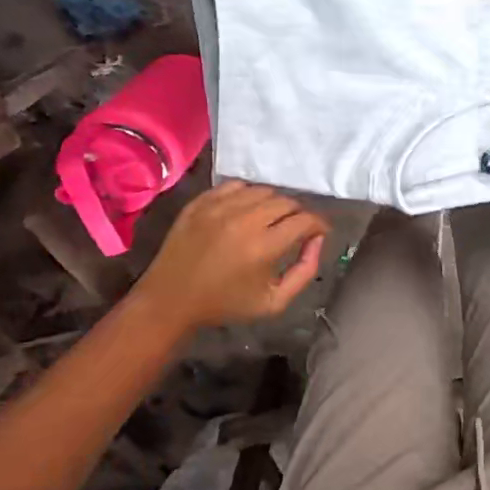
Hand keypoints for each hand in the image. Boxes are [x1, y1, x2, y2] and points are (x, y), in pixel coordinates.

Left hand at [134, 181, 329, 330]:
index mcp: (264, 246)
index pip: (305, 219)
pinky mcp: (201, 202)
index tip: (318, 232)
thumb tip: (318, 241)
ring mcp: (220, 207)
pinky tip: (245, 210)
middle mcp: (244, 220)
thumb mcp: (274, 302)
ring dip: (274, 203)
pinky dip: (247, 194)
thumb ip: (304, 272)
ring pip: (263, 190)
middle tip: (294, 228)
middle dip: (298, 214)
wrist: (171, 300)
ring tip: (270, 219)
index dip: (319, 225)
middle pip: (287, 202)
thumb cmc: (225, 304)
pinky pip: (236, 185)